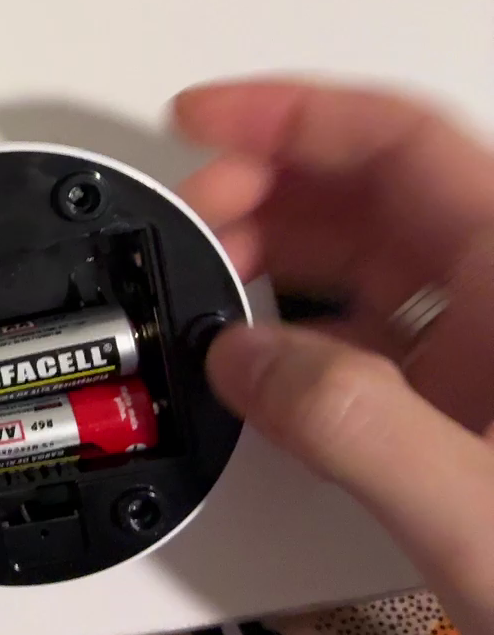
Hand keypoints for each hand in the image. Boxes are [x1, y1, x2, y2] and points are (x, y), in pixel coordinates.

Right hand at [176, 79, 493, 634]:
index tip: (193, 117)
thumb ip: (355, 424)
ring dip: (252, 253)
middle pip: (361, 193)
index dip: (288, 114)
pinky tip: (234, 349)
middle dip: (248, 191)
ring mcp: (486, 351)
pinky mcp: (453, 395)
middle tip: (171, 225)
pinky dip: (271, 318)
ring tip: (188, 283)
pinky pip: (340, 321)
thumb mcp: (490, 520)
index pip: (401, 146)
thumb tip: (235, 356)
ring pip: (348, 256)